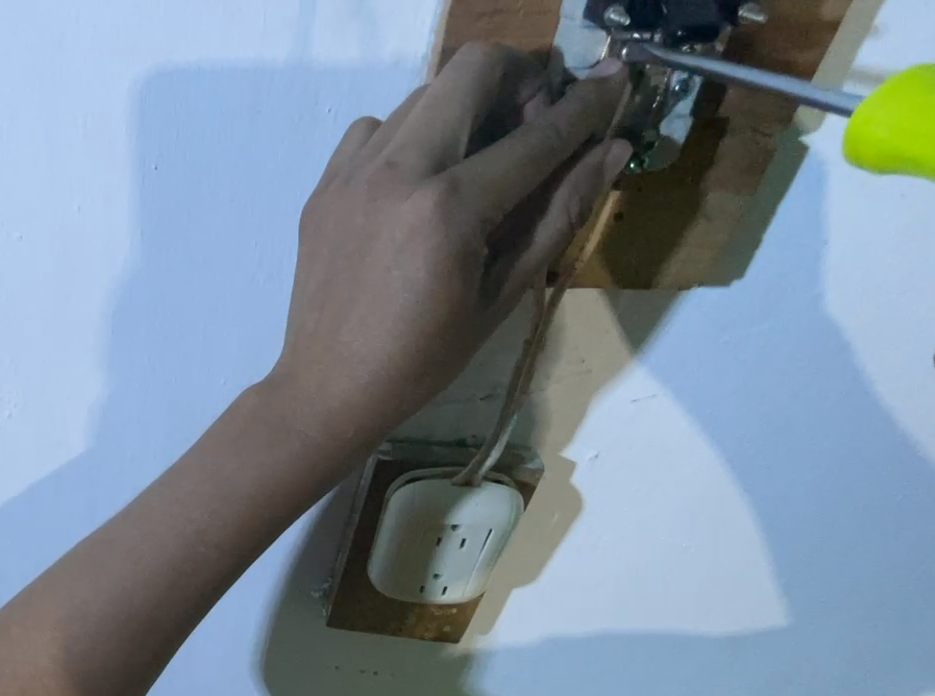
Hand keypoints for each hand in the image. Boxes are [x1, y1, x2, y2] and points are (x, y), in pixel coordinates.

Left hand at [268, 45, 630, 448]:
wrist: (326, 388)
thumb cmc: (418, 362)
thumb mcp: (498, 299)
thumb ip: (555, 217)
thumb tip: (610, 149)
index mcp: (448, 209)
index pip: (538, 134)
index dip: (588, 107)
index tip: (613, 89)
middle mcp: (396, 173)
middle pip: (473, 69)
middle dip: (520, 80)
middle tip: (531, 124)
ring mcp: (350, 177)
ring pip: (421, 96)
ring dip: (461, 109)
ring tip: (472, 160)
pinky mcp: (322, 190)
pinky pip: (371, 130)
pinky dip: (403, 137)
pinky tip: (412, 184)